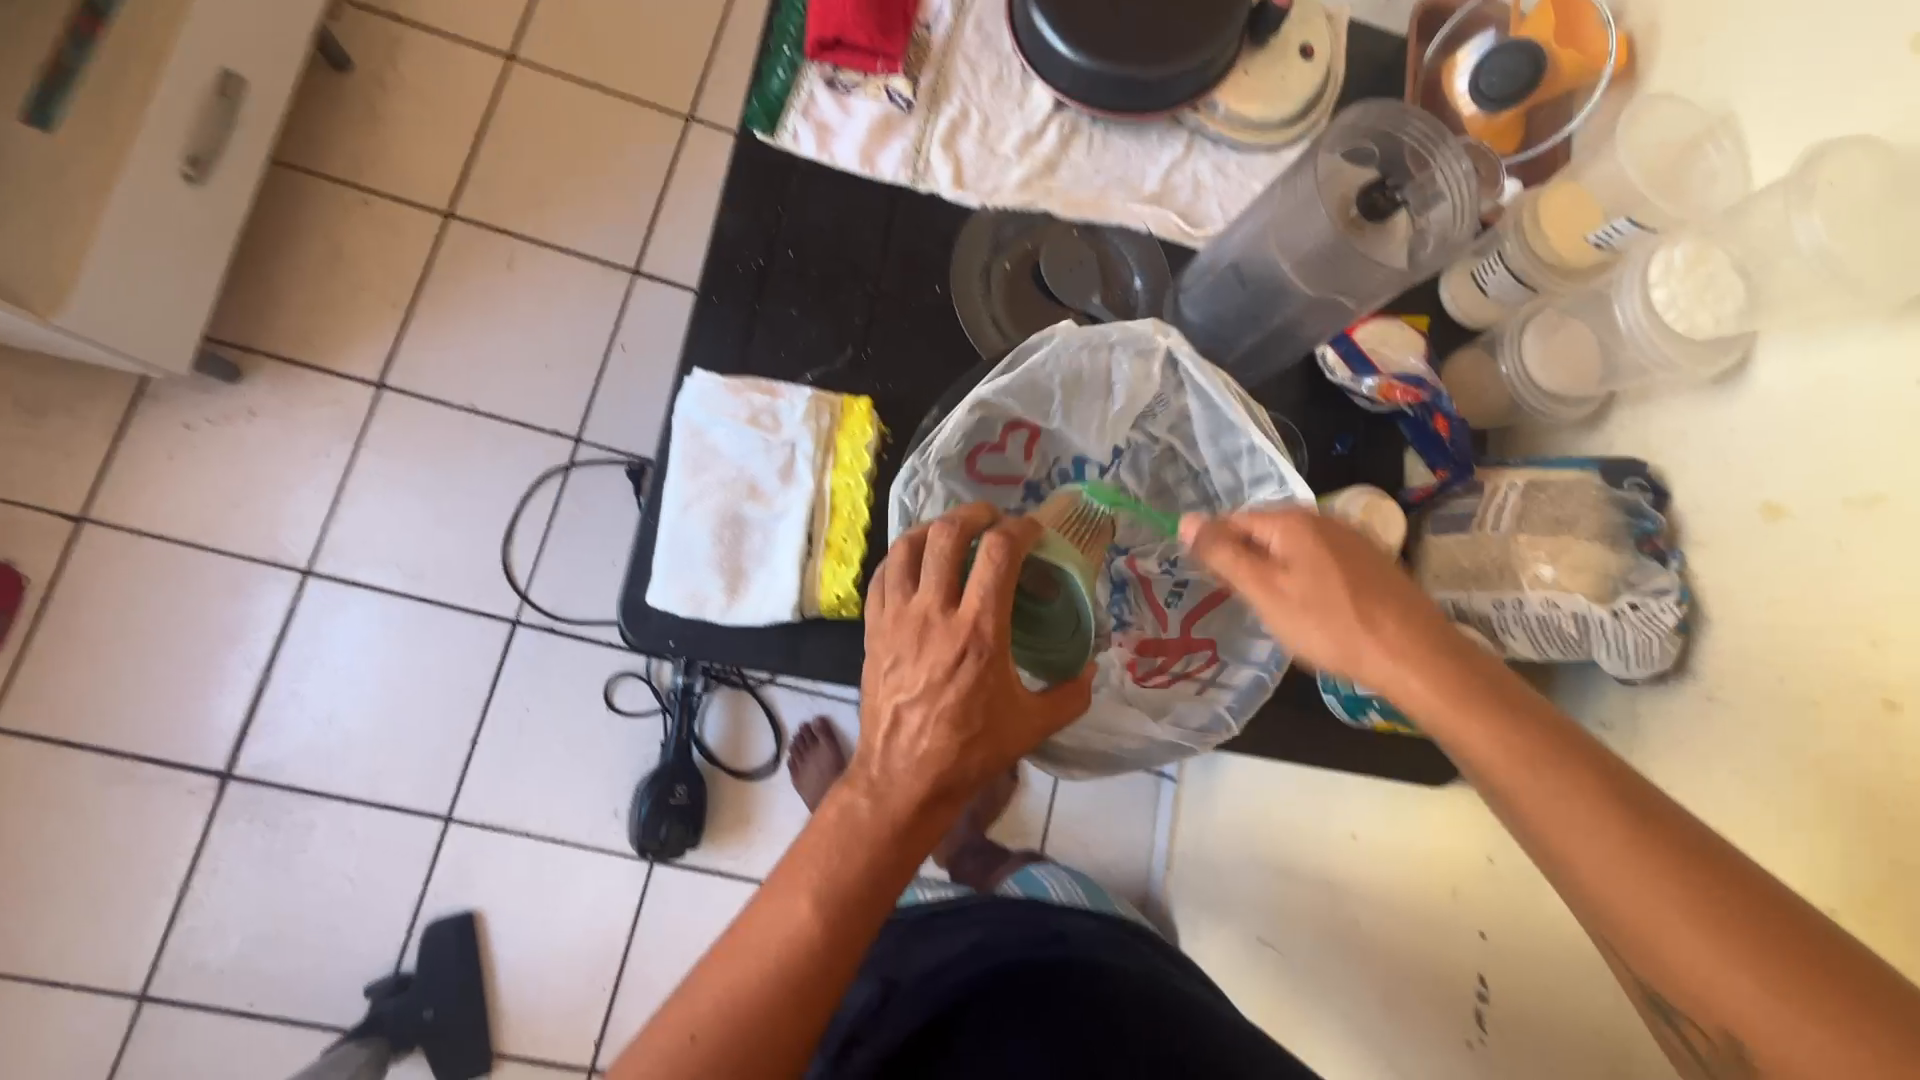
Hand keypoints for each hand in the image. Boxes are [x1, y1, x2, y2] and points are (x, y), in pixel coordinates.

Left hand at [851, 503, 1093, 814]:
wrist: (904, 778)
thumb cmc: (970, 751)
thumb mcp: (1033, 726)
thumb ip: (1071, 693)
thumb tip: (1093, 668)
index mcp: (980, 631)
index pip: (1000, 552)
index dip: (1022, 529)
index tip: (1034, 531)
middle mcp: (935, 612)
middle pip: (949, 534)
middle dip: (976, 514)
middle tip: (994, 519)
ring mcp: (898, 618)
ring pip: (908, 546)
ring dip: (935, 528)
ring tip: (953, 532)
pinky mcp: (874, 629)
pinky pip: (883, 575)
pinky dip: (902, 558)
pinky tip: (916, 564)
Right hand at [1180, 507, 1462, 698]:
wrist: (1411, 653)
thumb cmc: (1328, 624)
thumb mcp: (1264, 592)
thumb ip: (1223, 555)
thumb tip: (1185, 520)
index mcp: (1290, 520)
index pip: (1231, 521)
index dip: (1215, 550)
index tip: (1212, 584)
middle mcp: (1321, 517)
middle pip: (1263, 531)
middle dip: (1245, 560)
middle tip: (1244, 601)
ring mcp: (1350, 537)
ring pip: (1292, 547)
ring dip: (1274, 570)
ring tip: (1274, 608)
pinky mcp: (1369, 561)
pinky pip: (1319, 560)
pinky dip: (1304, 578)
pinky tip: (1311, 608)